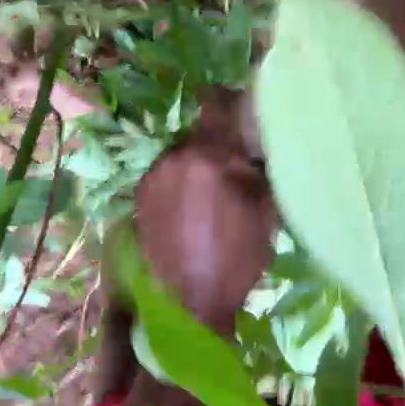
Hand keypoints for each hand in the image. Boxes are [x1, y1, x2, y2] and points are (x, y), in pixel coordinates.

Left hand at [131, 90, 276, 334]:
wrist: (193, 303)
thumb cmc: (237, 256)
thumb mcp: (264, 208)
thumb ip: (257, 166)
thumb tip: (257, 141)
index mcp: (208, 155)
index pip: (216, 104)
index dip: (230, 102)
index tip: (240, 107)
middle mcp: (175, 156)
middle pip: (200, 134)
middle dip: (216, 145)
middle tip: (231, 165)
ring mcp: (153, 176)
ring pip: (182, 155)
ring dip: (195, 164)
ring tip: (209, 191)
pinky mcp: (140, 196)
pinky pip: (166, 174)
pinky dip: (178, 181)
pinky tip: (190, 206)